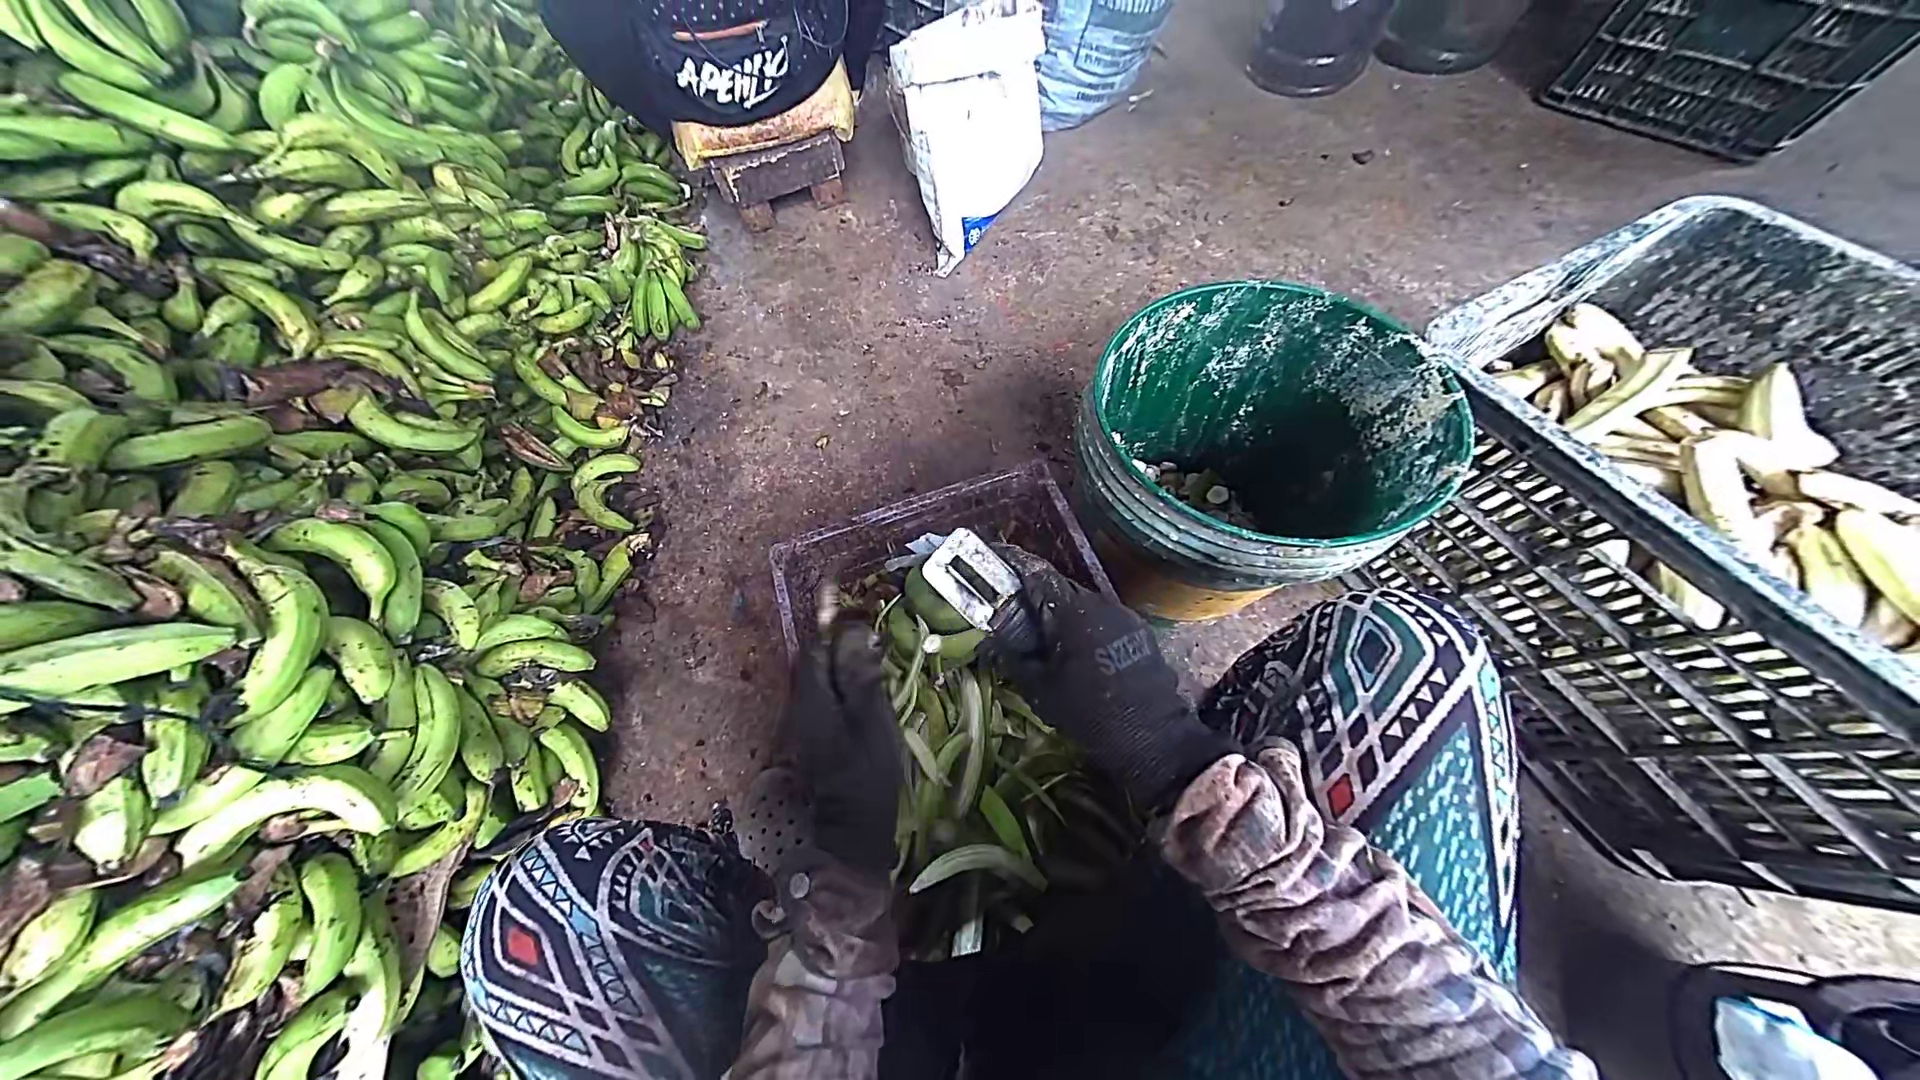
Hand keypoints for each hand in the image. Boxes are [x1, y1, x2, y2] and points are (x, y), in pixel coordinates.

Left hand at [782, 616, 902, 873]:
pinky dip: (840, 682)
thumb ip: (860, 674)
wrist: (855, 824)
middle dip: (838, 642)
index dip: (835, 627)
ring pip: (818, 676)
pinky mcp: (814, 733)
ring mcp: (805, 720)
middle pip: (813, 659)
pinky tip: (862, 685)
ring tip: (871, 655)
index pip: (815, 647)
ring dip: (840, 662)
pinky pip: (824, 694)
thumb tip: (855, 631)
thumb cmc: (868, 770)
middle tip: (871, 635)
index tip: (862, 617)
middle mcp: (801, 703)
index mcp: (813, 696)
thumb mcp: (872, 718)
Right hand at [985, 549, 1238, 810]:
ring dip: (1057, 612)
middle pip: (1057, 586)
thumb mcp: (1039, 688)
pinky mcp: (1137, 631)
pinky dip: (1080, 625)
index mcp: (1072, 610)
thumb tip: (989, 637)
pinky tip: (1073, 647)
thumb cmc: (1088, 713)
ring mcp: (1123, 615)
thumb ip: (1012, 656)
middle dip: (1030, 593)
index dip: (1010, 563)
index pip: (1034, 572)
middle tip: (1007, 606)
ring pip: (1079, 603)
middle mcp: (1100, 602)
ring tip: (1039, 631)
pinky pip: (1099, 618)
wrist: (1152, 738)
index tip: (991, 559)